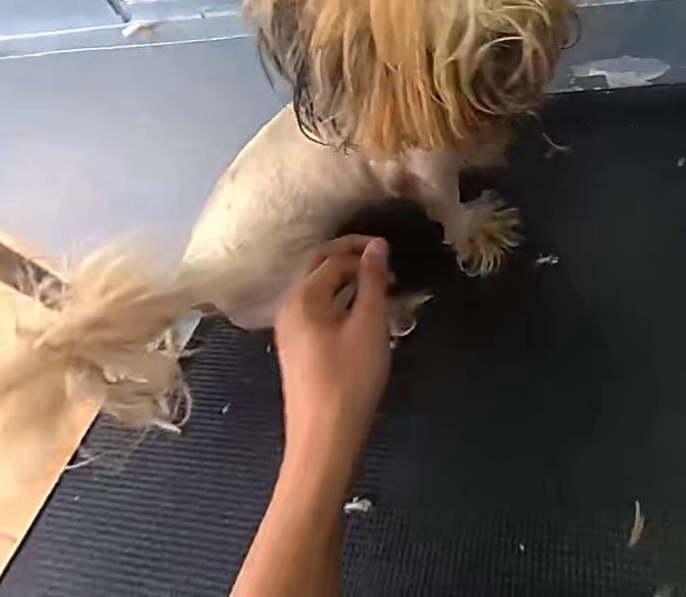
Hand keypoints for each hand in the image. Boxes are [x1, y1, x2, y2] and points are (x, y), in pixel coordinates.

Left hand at [272, 235, 392, 460]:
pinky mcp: (300, 347)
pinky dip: (343, 298)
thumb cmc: (349, 377)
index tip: (395, 258)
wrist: (324, 440)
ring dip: (350, 278)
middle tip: (386, 262)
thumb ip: (373, 280)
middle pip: (320, 267)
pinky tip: (365, 311)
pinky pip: (321, 307)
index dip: (365, 252)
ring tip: (382, 286)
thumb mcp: (370, 324)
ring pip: (321, 287)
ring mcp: (292, 329)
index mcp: (303, 298)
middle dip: (352, 257)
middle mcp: (290, 308)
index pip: (335, 259)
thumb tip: (377, 244)